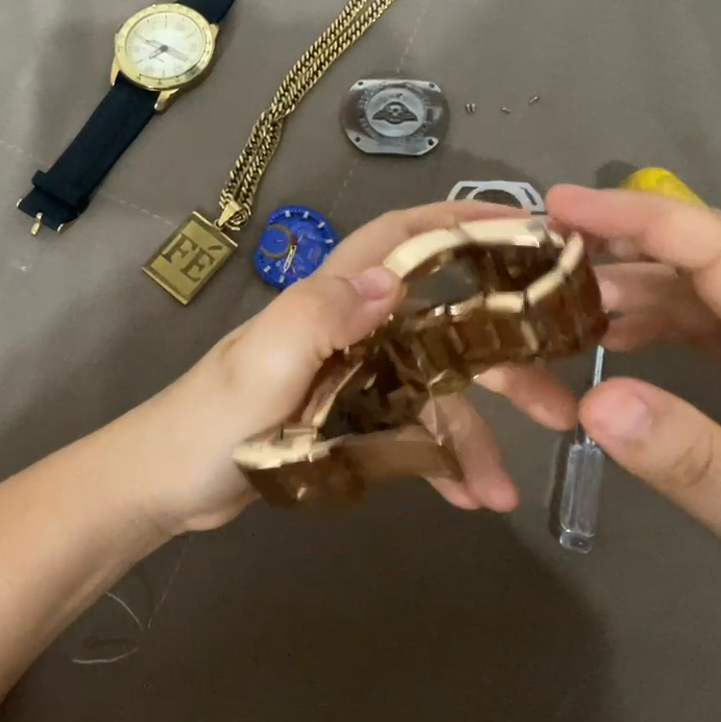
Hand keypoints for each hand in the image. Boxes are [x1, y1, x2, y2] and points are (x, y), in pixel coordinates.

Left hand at [112, 199, 579, 534]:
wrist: (162, 484)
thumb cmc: (206, 422)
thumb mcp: (259, 367)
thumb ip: (318, 317)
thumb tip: (392, 278)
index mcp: (322, 302)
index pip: (397, 240)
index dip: (459, 224)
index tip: (531, 231)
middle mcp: (341, 329)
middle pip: (436, 322)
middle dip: (498, 357)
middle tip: (557, 404)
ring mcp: (344, 377)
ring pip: (427, 390)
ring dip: (471, 435)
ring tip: (503, 493)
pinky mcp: (341, 419)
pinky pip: (405, 430)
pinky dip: (437, 459)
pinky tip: (464, 497)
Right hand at [547, 185, 720, 704]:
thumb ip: (697, 465)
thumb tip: (593, 401)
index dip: (642, 219)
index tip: (556, 206)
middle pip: (718, 256)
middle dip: (623, 238)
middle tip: (532, 246)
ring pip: (712, 288)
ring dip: (631, 283)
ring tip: (550, 299)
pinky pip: (718, 324)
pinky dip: (654, 319)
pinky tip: (609, 337)